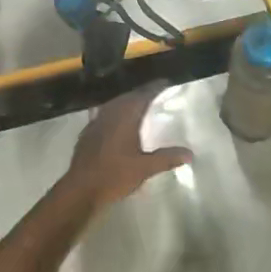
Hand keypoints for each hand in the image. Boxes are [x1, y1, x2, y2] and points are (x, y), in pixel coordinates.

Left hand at [62, 81, 193, 211]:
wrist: (81, 189)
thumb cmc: (114, 175)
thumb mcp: (144, 168)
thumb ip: (167, 158)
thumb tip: (189, 153)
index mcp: (125, 116)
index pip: (142, 95)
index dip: (155, 88)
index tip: (166, 83)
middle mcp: (110, 113)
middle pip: (128, 97)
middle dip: (142, 94)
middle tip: (156, 95)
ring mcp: (96, 121)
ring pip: (115, 105)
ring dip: (127, 103)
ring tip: (140, 107)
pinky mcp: (88, 132)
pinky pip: (104, 114)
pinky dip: (115, 114)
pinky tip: (118, 121)